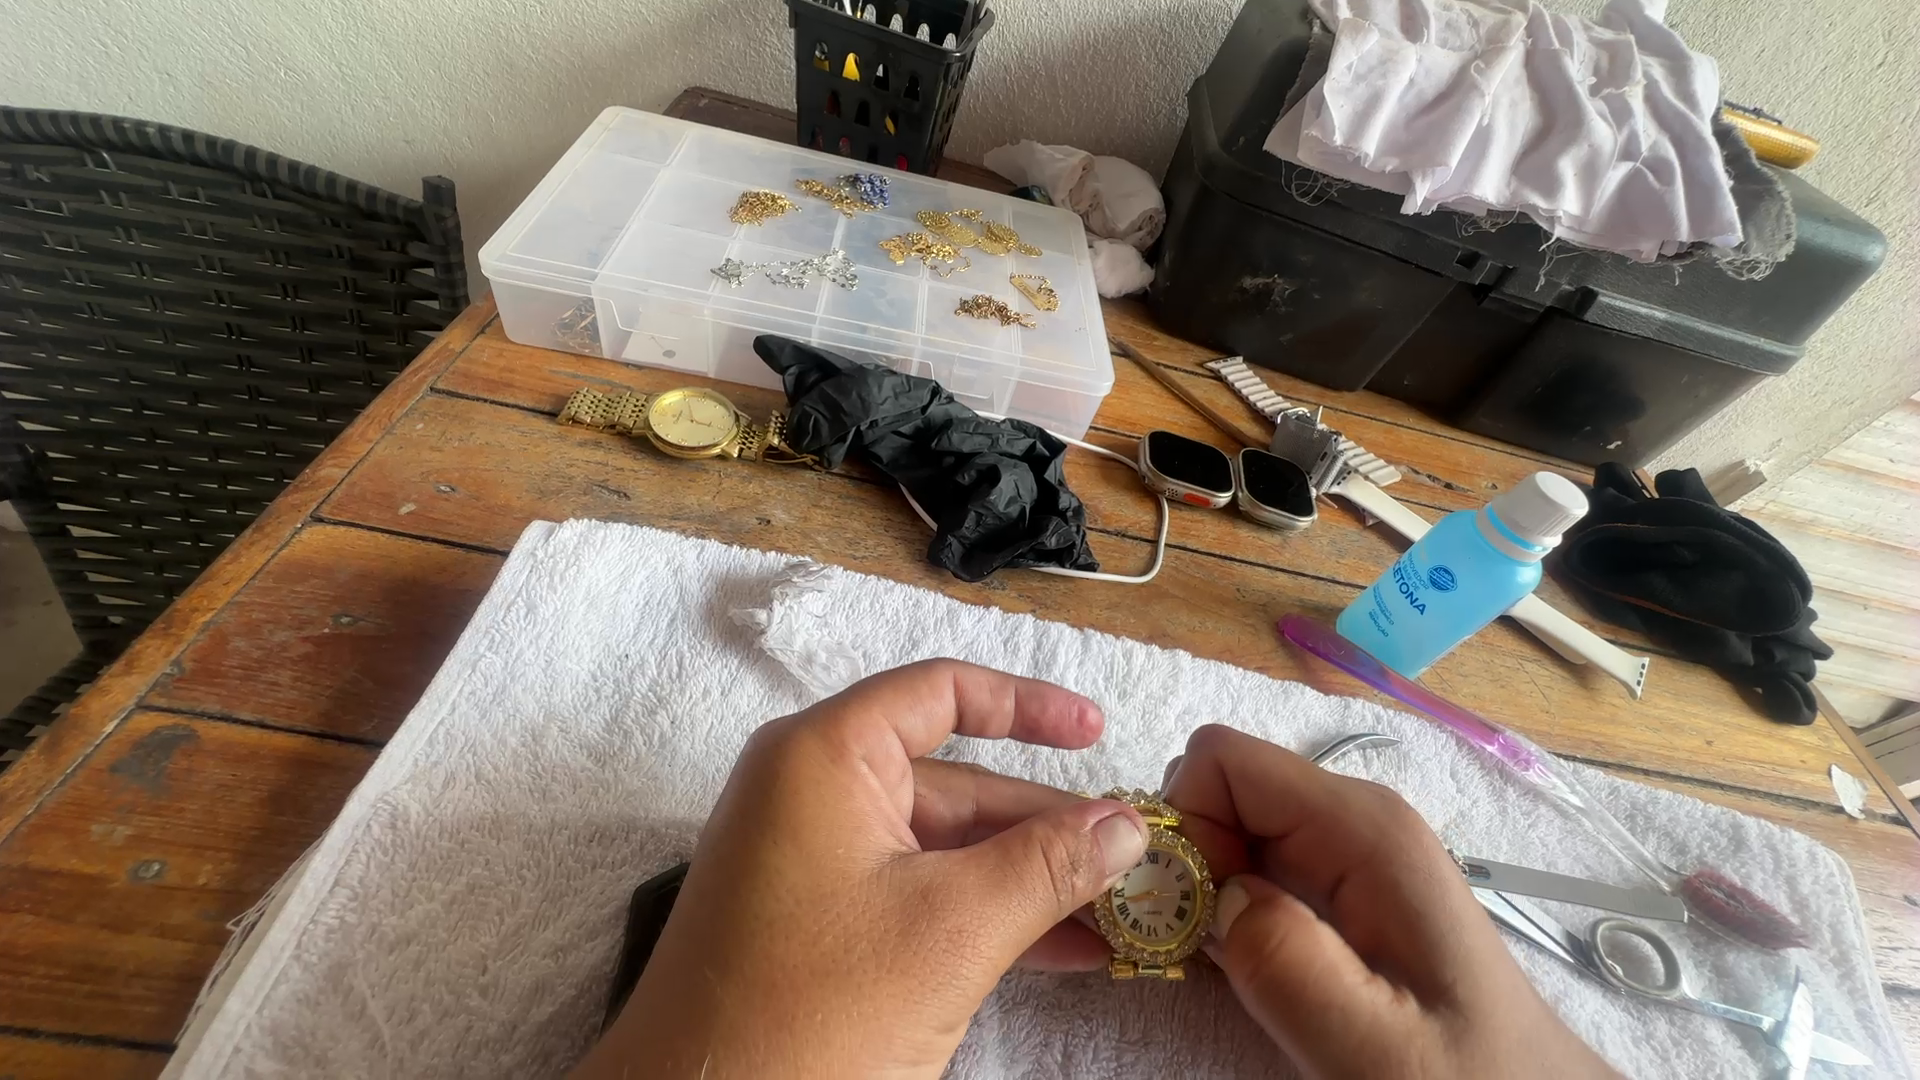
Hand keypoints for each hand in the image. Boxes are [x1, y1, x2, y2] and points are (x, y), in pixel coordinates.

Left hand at [571, 660, 1147, 1078]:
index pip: (941, 693)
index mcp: (827, 753)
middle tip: (1125, 850)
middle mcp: (817, 786)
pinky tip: (1062, 947)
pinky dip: (983, 910)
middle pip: (954, 777)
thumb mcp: (949, 930)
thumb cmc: (812, 1012)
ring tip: (1112, 908)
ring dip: (1025, 875)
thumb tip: (1128, 824)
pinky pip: (918, 887)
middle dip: (1043, 821)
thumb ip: (1047, 866)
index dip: (1027, 704)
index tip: (1097, 733)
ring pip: (943, 841)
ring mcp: (817, 852)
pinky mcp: (822, 911)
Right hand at [1164, 725, 1620, 1079]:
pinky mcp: (1332, 878)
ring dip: (1200, 886)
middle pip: (1218, 788)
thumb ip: (1294, 970)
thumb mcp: (1386, 1056)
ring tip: (1227, 963)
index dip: (1190, 824)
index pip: (1222, 759)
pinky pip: (1245, 859)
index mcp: (1361, 826)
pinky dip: (1221, 903)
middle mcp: (1347, 816)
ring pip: (1225, 824)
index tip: (1197, 910)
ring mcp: (1341, 845)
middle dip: (1188, 856)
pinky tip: (1247, 963)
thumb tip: (1219, 895)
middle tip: (1204, 944)